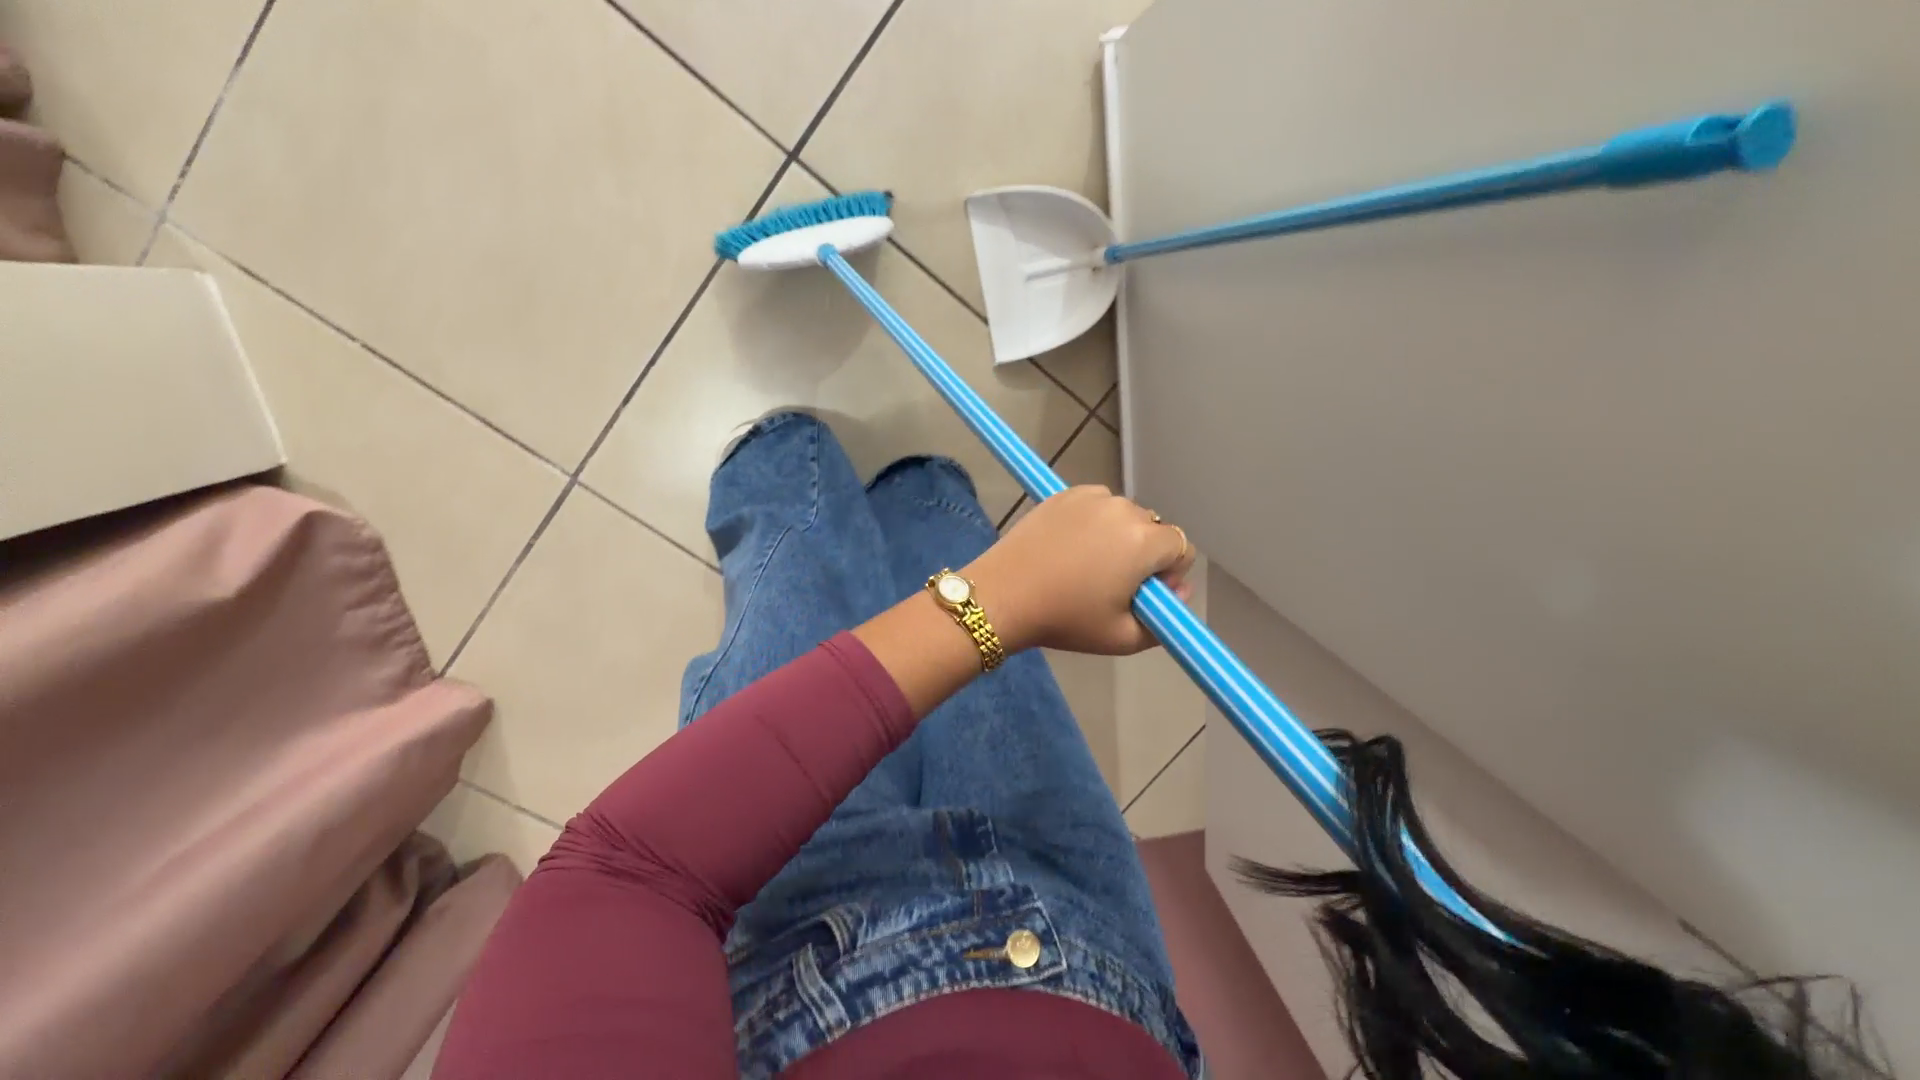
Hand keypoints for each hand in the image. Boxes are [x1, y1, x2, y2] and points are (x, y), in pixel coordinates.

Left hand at [962, 486, 1194, 655]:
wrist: (1003, 595)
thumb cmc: (1066, 618)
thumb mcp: (1122, 638)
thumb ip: (1165, 619)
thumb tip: (1178, 591)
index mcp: (1144, 541)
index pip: (1182, 548)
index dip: (1169, 574)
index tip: (1143, 593)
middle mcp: (1124, 509)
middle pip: (1153, 530)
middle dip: (1144, 555)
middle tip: (1111, 583)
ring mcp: (1092, 497)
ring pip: (1125, 515)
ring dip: (1118, 536)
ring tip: (1087, 565)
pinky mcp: (1065, 493)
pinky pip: (1097, 504)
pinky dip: (1093, 521)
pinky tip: (1070, 546)